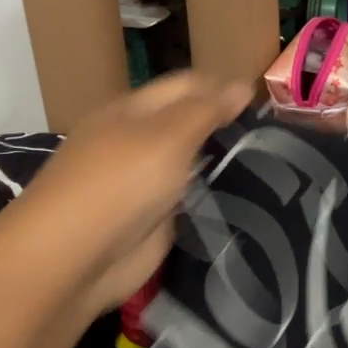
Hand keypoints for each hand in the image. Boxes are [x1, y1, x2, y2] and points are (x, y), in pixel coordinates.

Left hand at [4, 73, 252, 315]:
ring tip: (272, 164)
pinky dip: (215, 198)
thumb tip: (242, 85)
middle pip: (189, 124)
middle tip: (274, 134)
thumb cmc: (118, 184)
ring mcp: (143, 183)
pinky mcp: (153, 220)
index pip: (186, 86)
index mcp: (132, 112)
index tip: (265, 103)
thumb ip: (207, 110)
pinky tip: (249, 198)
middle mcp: (136, 142)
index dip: (223, 88)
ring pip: (193, 163)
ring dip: (224, 163)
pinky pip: (191, 200)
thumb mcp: (168, 135)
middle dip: (227, 126)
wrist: (72, 262)